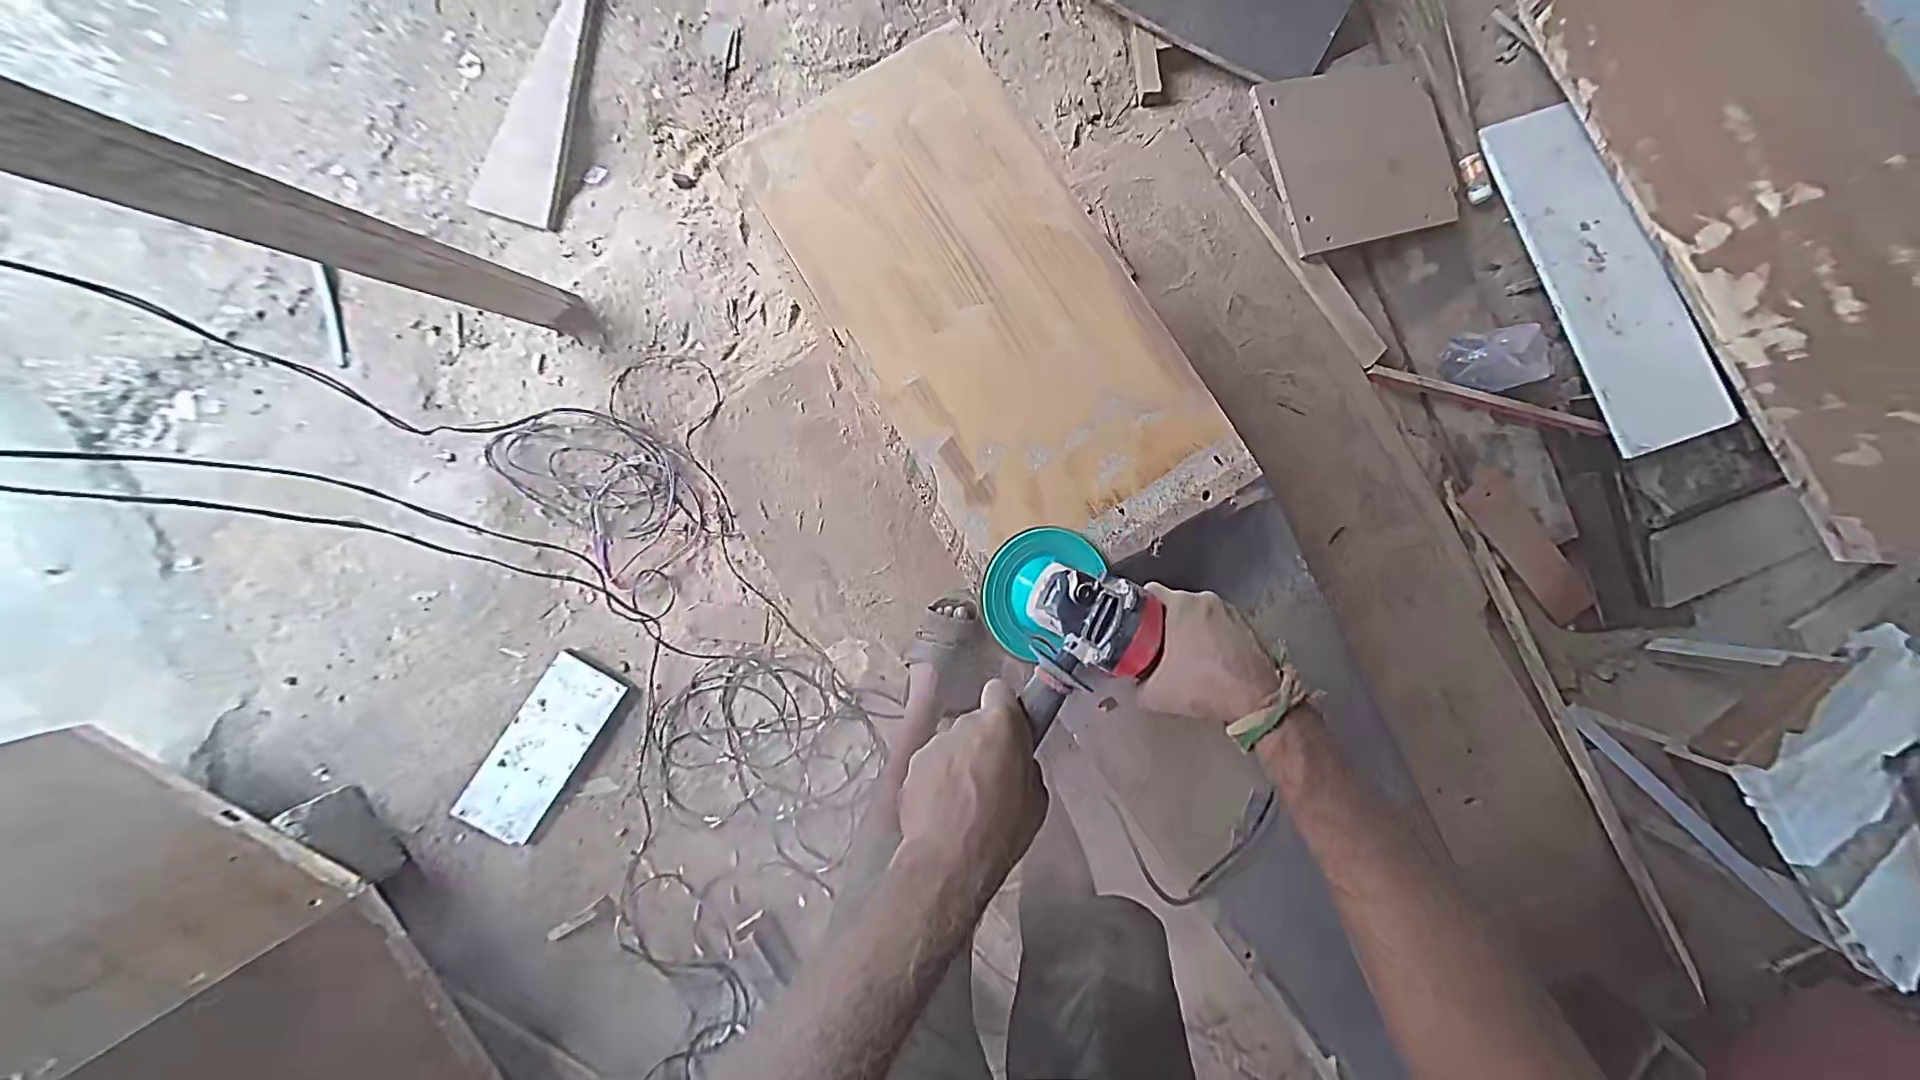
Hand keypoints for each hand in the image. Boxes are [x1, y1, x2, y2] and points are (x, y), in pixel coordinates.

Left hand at [896, 679, 1046, 891]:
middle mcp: (963, 724)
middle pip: (974, 723)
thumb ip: (1024, 763)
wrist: (949, 859)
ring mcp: (933, 743)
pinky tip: (942, 808)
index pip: (999, 691)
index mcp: (1000, 724)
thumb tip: (1014, 759)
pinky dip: (936, 779)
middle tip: (989, 776)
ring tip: (963, 800)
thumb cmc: (1002, 829)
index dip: (1004, 709)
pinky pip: (931, 764)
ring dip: (957, 761)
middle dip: (981, 742)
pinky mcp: (911, 764)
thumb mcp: (1036, 797)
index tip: (1008, 731)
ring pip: (951, 744)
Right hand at [1138, 584, 1282, 725]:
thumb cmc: (1207, 688)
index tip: (1137, 627)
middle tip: (1158, 647)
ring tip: (1185, 656)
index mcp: (1181, 604)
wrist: (1256, 701)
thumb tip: (1135, 681)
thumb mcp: (1155, 694)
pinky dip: (1210, 635)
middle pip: (1174, 603)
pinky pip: (1217, 622)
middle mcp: (1206, 600)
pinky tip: (1208, 659)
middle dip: (1164, 622)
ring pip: (1197, 613)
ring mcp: (1228, 610)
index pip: (1149, 592)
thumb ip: (1137, 685)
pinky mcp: (1245, 623)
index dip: (1139, 609)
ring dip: (1188, 628)